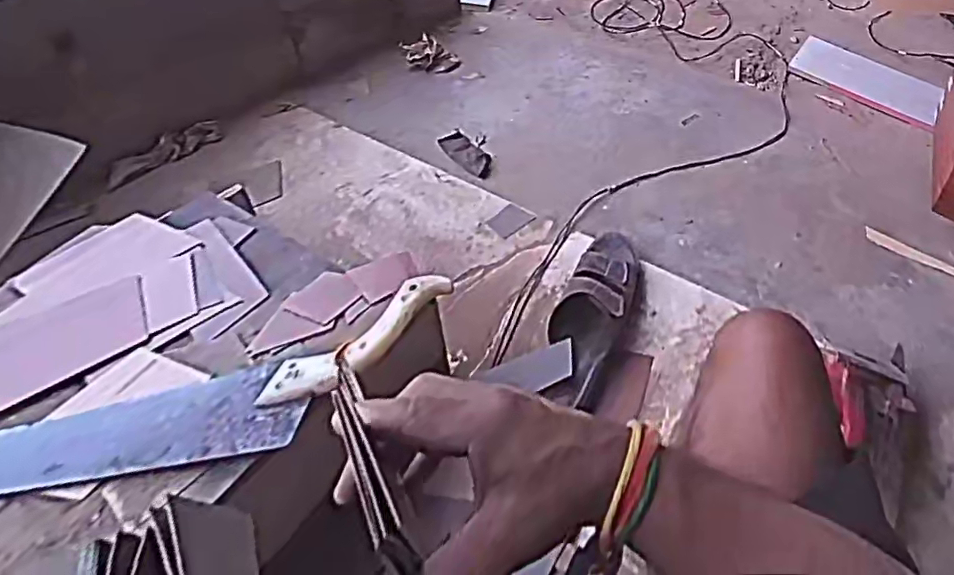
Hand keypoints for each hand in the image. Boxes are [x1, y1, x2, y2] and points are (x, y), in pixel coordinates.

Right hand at [355, 373, 629, 574]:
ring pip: (438, 401)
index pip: (412, 411)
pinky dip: (431, 435)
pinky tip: (425, 469)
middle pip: (421, 396)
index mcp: (480, 419)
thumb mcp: (500, 537)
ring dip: (408, 430)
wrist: (611, 468)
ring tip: (382, 473)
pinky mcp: (508, 413)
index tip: (342, 428)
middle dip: (384, 427)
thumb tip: (411, 574)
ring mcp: (499, 402)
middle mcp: (487, 401)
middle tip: (356, 467)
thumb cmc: (565, 486)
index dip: (373, 422)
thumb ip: (448, 564)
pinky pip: (455, 412)